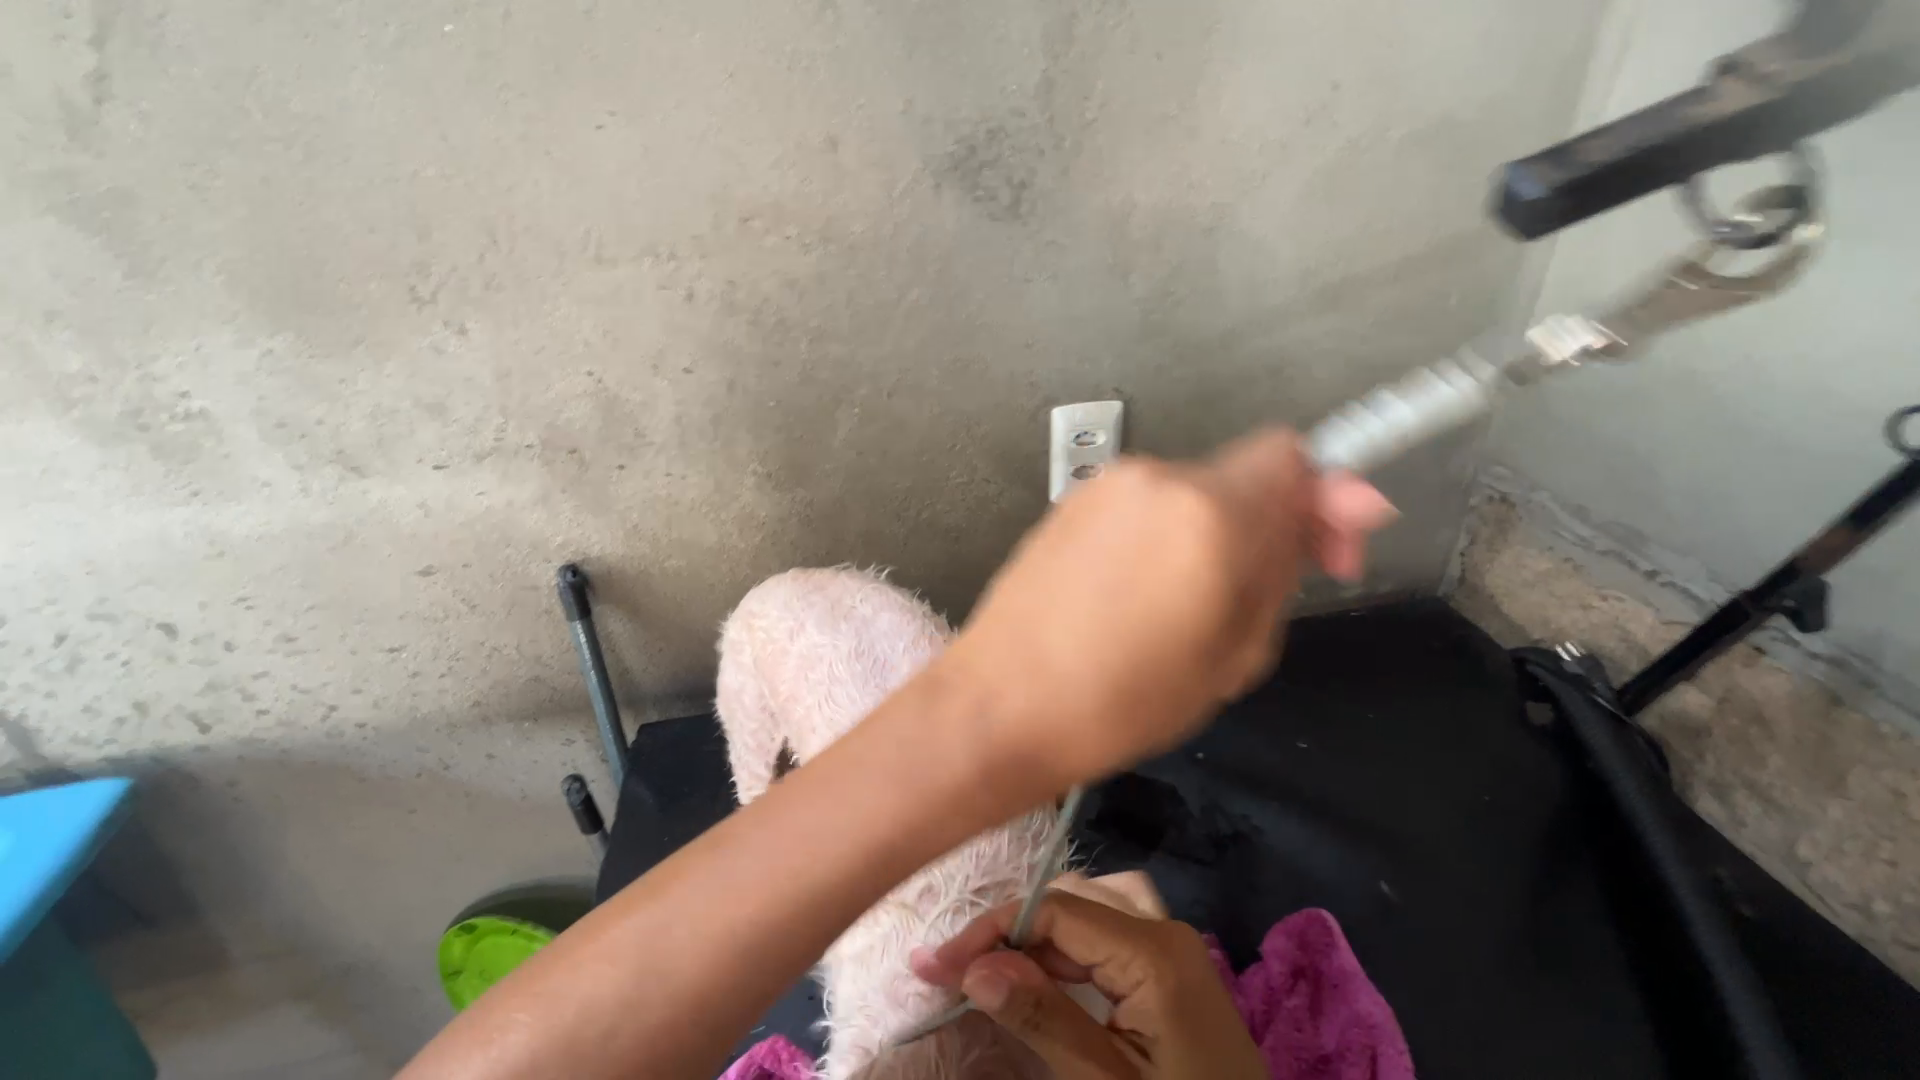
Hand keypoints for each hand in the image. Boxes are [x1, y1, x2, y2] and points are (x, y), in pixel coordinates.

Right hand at [910, 889, 1264, 1078]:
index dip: (988, 933)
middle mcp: (1164, 932)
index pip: (1052, 911)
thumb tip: (974, 968)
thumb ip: (1043, 1019)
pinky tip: (1029, 982)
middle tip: (946, 973)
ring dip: (1027, 947)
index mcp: (1154, 952)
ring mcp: (1171, 951)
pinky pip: (1104, 946)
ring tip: (976, 975)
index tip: (935, 967)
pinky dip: (1060, 960)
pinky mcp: (1170, 974)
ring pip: (1082, 924)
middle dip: (1003, 937)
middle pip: (1066, 910)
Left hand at [942, 427, 1393, 790]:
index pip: (1293, 455)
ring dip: (1212, 539)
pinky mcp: (1070, 503)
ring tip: (1186, 613)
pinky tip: (1140, 600)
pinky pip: (1145, 509)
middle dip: (1265, 530)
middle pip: (1242, 478)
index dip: (1324, 497)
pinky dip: (1164, 540)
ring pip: (1193, 496)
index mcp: (1208, 514)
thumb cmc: (1122, 702)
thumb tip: (1346, 507)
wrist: (1000, 705)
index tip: (1327, 552)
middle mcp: (1157, 479)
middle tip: (1251, 602)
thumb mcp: (1234, 653)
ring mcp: (1106, 487)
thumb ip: (1287, 569)